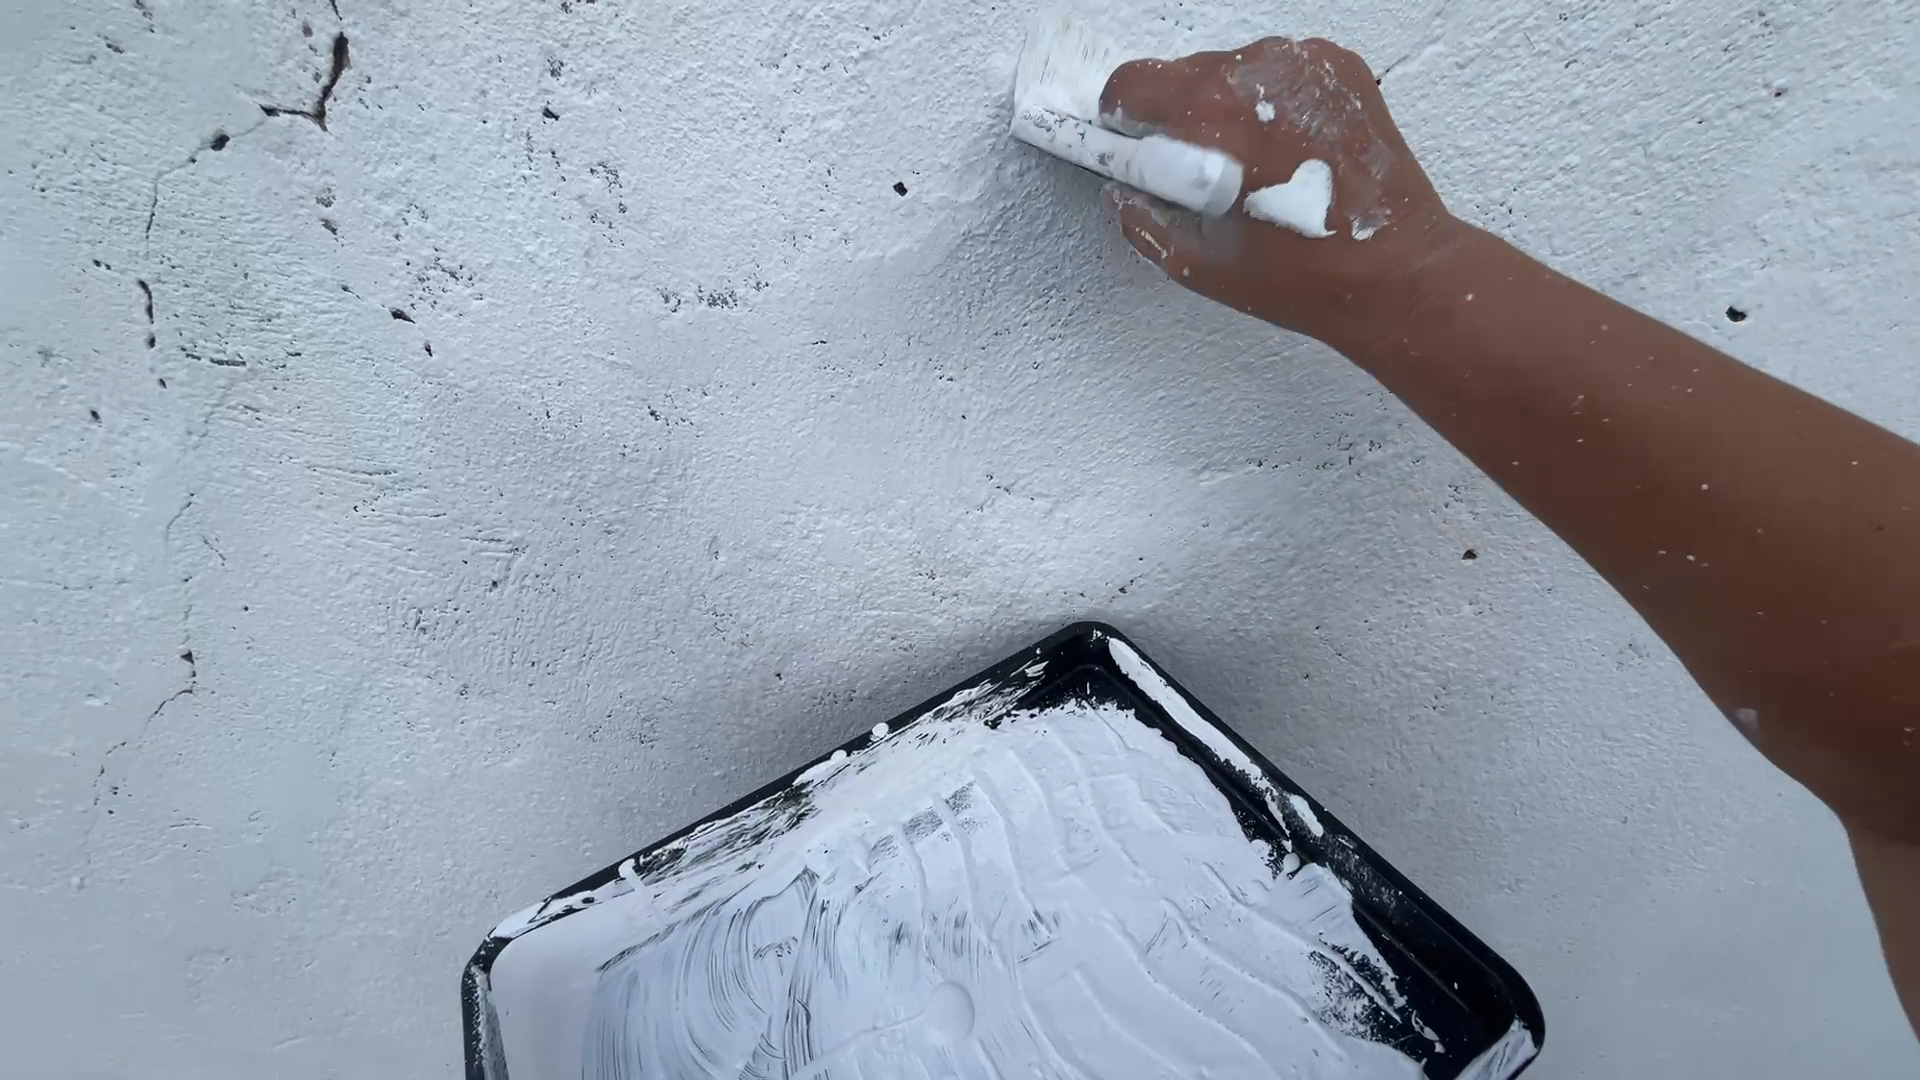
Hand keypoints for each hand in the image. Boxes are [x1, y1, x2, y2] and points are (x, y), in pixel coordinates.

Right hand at [1099, 37, 1456, 346]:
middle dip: (1163, 115)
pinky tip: (1271, 149)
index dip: (1116, 120)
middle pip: (1177, 72)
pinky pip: (1271, 69)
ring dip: (1211, 107)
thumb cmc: (1301, 277)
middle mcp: (1256, 75)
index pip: (1132, 86)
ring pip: (1225, 66)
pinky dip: (1257, 100)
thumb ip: (1144, 224)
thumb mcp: (1198, 265)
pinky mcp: (1337, 67)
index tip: (1120, 144)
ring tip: (1233, 165)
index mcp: (1213, 121)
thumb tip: (1122, 197)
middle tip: (1179, 168)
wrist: (1391, 270)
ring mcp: (1302, 64)